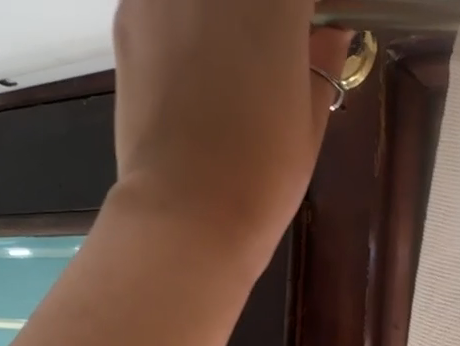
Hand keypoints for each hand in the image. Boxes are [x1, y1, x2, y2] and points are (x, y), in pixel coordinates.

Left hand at [111, 0, 350, 266]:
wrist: (188, 211)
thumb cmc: (265, 173)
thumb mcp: (311, 117)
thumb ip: (322, 57)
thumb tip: (330, 30)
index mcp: (276, 0)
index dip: (309, 16)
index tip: (317, 32)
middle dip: (268, 16)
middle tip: (277, 52)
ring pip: (206, 0)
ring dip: (224, 19)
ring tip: (235, 60)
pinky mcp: (129, 15)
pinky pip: (168, 1)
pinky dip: (186, 19)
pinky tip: (197, 67)